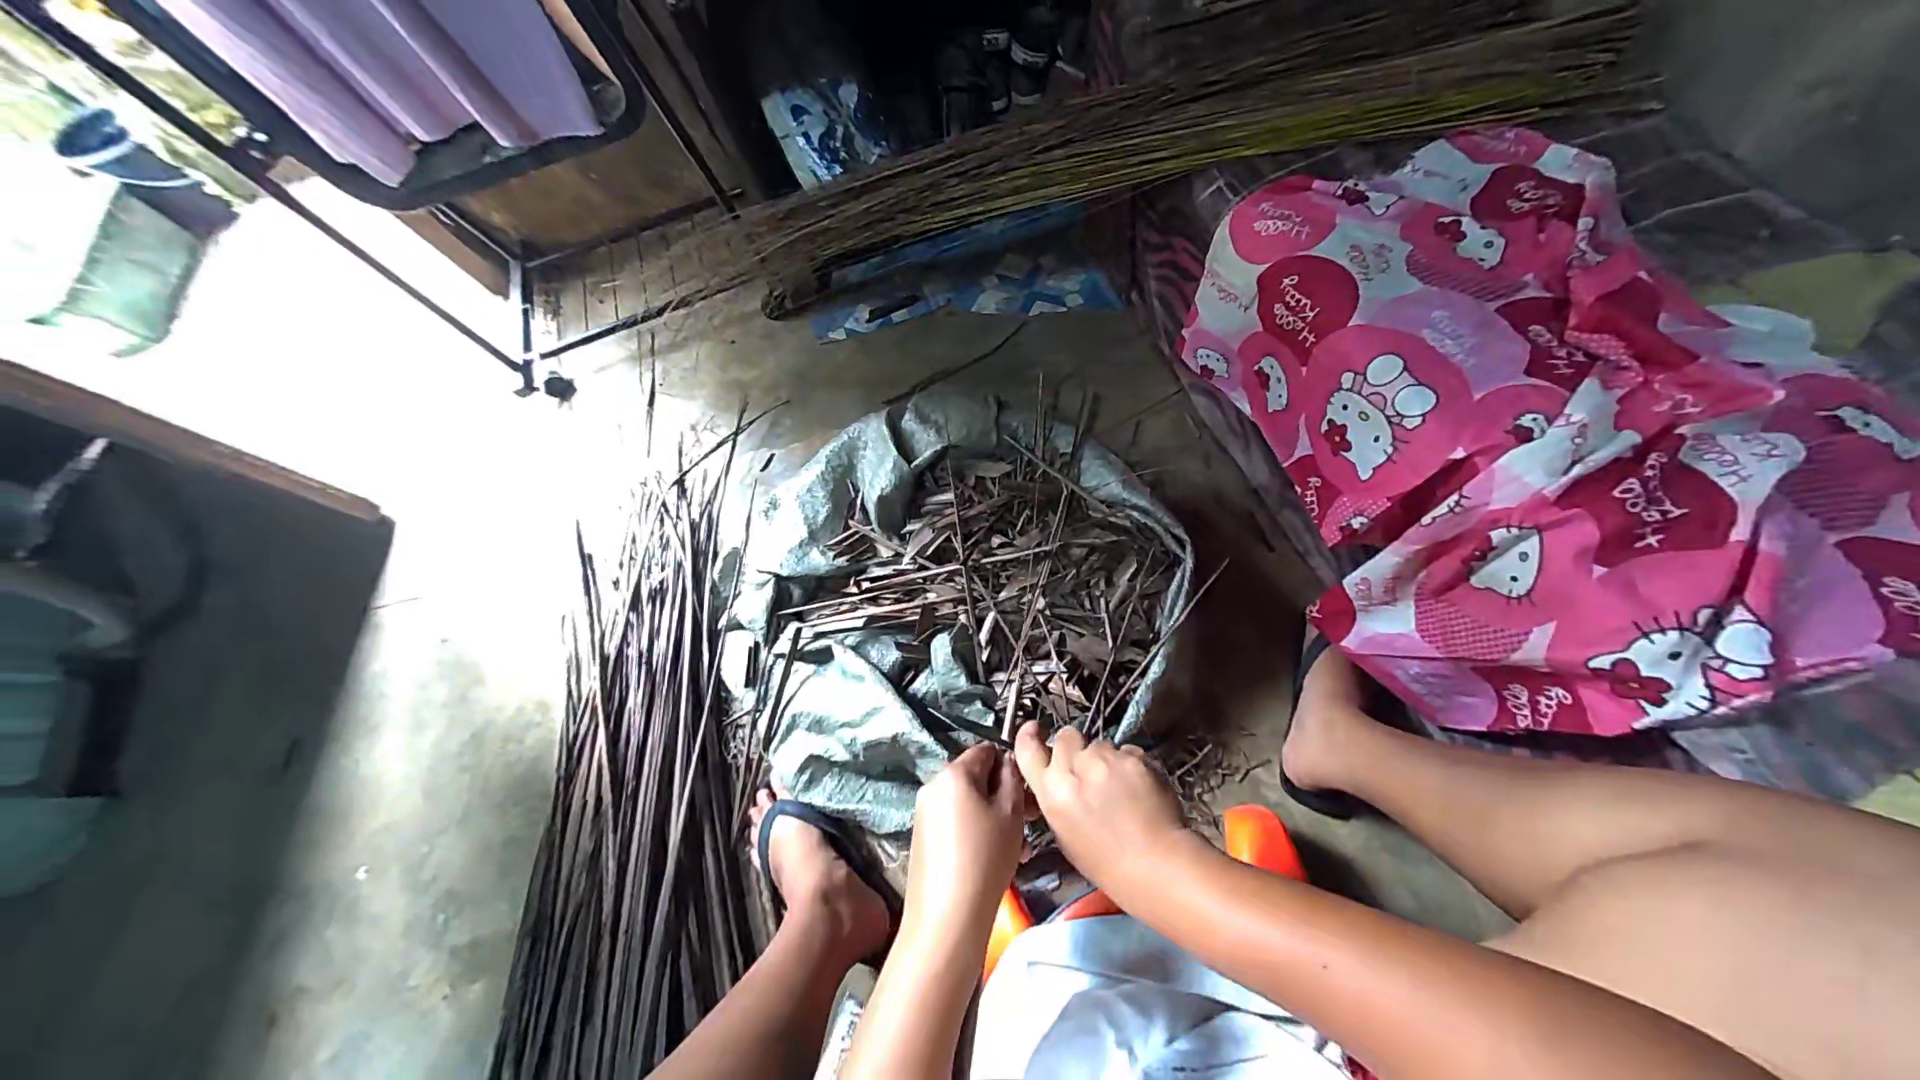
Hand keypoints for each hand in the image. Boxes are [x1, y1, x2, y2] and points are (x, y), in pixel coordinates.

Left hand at [902, 744, 1027, 931]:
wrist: (946, 917)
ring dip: (993, 817)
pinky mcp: (922, 837)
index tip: (1027, 791)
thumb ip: (1012, 778)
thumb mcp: (1010, 813)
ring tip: (1016, 848)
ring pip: (968, 803)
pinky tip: (993, 858)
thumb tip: (1008, 761)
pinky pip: (955, 822)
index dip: (1010, 766)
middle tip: (1027, 822)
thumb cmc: (985, 858)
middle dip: (1003, 796)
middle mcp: (933, 786)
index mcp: (953, 773)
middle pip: (976, 778)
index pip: (986, 751)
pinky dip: (976, 831)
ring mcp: (924, 812)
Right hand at [1014, 721, 1188, 900]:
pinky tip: (1138, 788)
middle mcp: (1074, 768)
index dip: (1029, 736)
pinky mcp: (1133, 757)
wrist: (1155, 864)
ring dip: (1105, 759)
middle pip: (1066, 737)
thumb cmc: (1106, 863)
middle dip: (1074, 747)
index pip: (1028, 748)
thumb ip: (1057, 797)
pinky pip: (1126, 751)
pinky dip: (1130, 764)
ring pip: (1099, 744)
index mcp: (1052, 791)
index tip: (1036, 730)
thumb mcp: (1064, 833)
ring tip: (1120, 788)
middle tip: (1088, 769)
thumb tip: (1061, 779)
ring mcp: (1105, 759)